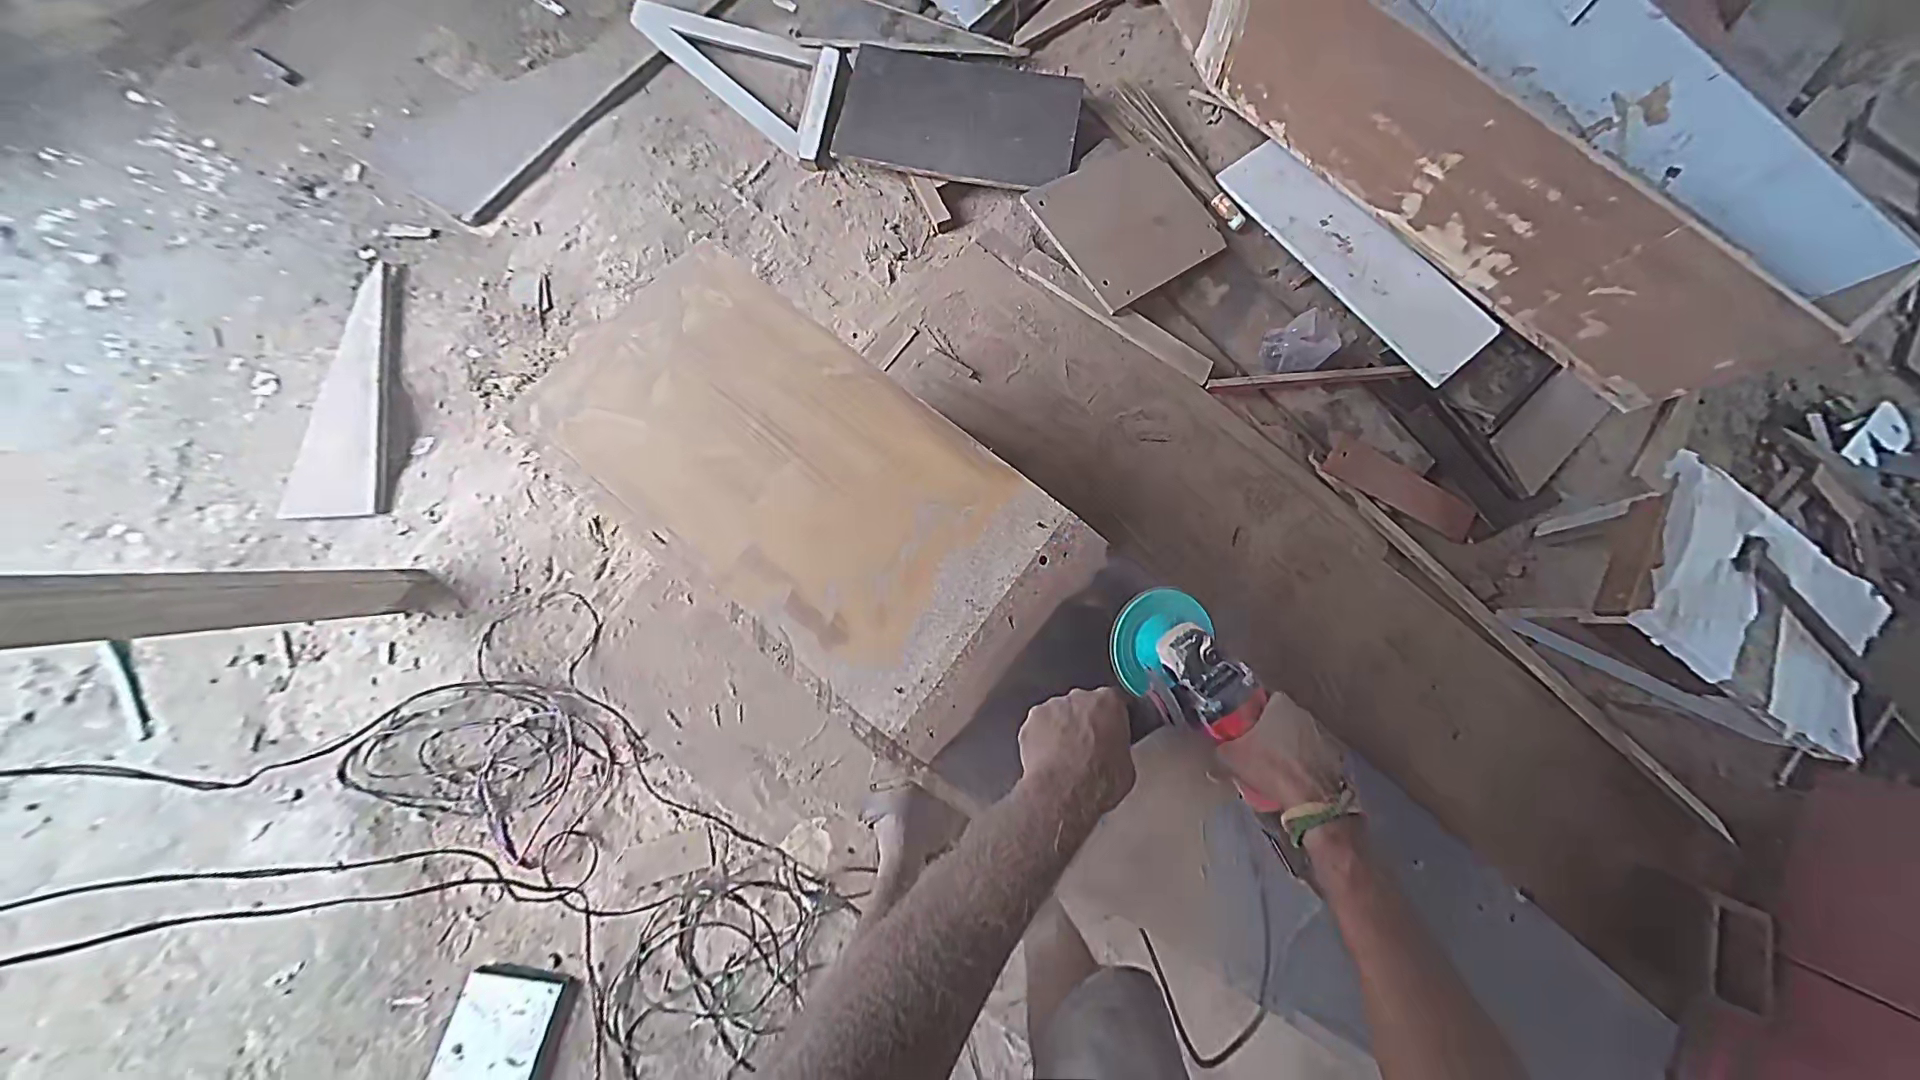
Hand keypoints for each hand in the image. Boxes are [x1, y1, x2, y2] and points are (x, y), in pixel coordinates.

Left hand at [1017, 687, 1135, 815]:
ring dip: (1061, 728)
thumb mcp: (1126, 766)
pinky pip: (1039, 725)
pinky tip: (1047, 757)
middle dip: (1084, 720)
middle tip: (1087, 746)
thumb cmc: (1098, 780)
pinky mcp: (1032, 720)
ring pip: (1058, 713)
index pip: (1114, 700)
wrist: (1064, 791)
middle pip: (1082, 704)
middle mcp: (1079, 698)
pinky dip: (1041, 737)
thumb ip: (1118, 746)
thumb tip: (1114, 753)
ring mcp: (1052, 706)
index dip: (1112, 716)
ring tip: (1064, 755)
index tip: (1111, 728)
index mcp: (1108, 703)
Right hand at [1213, 689, 1344, 809]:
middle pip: (1283, 716)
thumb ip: (1222, 746)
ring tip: (1274, 763)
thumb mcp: (1233, 756)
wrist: (1309, 799)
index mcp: (1282, 705)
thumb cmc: (1269, 766)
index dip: (1254, 711)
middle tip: (1256, 743)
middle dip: (1271, 728)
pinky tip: (1291, 775)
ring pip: (1298, 735)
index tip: (1246, 724)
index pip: (1266, 698)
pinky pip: (1312, 754)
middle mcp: (1304, 714)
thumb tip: (1219, 747)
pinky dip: (1302, 761)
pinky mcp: (1334, 756)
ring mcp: (1322, 735)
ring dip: (1288, 745)